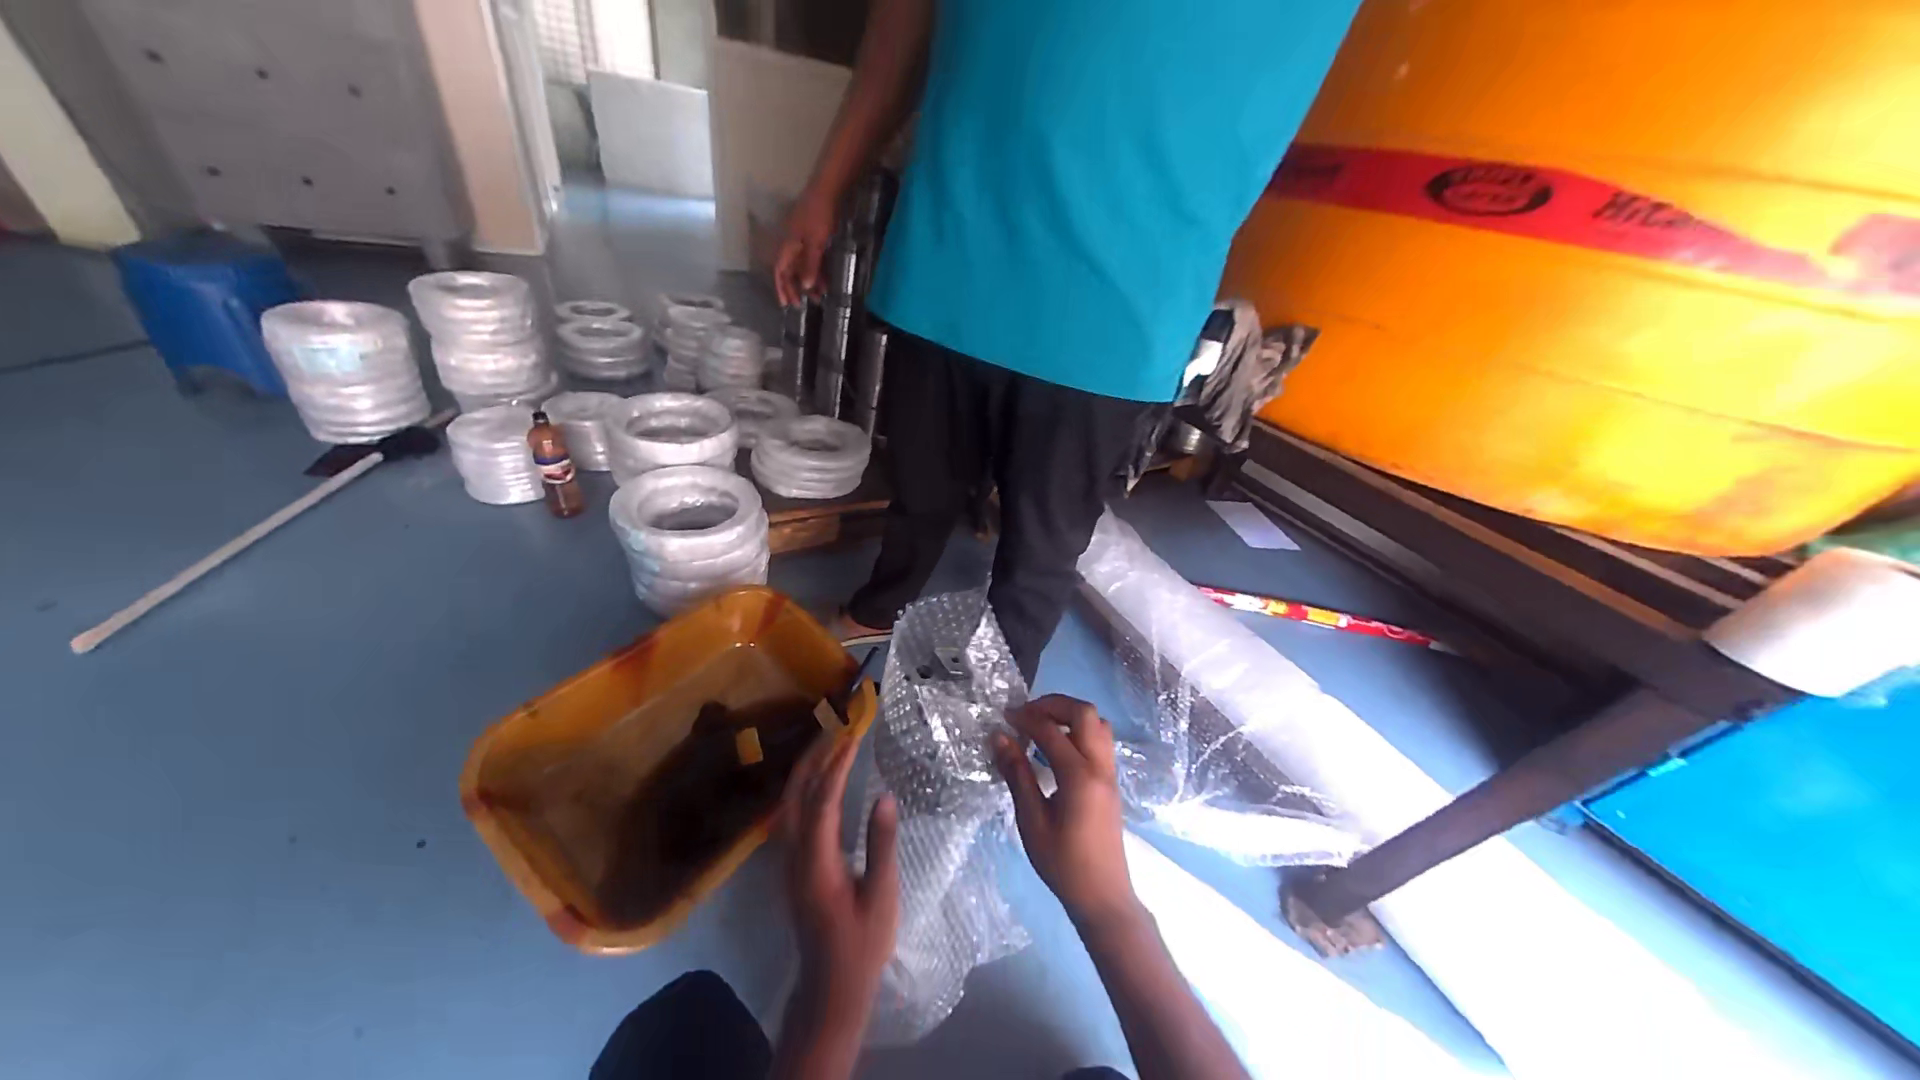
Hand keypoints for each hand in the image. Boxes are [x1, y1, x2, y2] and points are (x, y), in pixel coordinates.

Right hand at [773, 190, 838, 307]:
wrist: (828, 189)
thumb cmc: (819, 215)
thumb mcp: (816, 242)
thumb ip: (810, 264)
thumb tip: (806, 287)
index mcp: (788, 244)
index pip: (780, 270)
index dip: (782, 287)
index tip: (786, 304)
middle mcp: (792, 243)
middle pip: (790, 270)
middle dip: (795, 288)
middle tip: (803, 305)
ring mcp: (802, 239)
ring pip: (802, 265)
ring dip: (808, 281)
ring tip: (818, 297)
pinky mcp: (814, 236)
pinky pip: (812, 258)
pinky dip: (816, 271)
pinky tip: (824, 281)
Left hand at [781, 732, 899, 1009]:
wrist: (830, 986)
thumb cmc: (861, 943)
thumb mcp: (881, 896)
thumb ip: (881, 844)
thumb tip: (884, 797)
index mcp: (816, 861)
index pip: (823, 800)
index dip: (837, 765)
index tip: (853, 734)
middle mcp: (794, 855)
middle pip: (796, 793)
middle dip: (815, 756)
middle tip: (837, 725)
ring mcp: (788, 860)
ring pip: (790, 801)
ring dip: (807, 767)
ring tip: (829, 740)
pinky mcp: (792, 864)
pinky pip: (793, 812)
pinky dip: (805, 786)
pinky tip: (820, 777)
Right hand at [991, 695, 1140, 930]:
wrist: (1102, 897)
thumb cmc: (1063, 863)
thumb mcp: (1031, 820)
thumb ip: (1017, 774)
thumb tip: (1000, 737)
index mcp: (1079, 776)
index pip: (1051, 731)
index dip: (1026, 718)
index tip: (1004, 716)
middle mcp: (1100, 767)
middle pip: (1085, 713)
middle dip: (1054, 704)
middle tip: (1027, 714)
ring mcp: (1110, 773)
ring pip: (1098, 724)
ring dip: (1070, 715)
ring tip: (1041, 726)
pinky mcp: (1111, 782)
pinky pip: (1100, 740)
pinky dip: (1079, 731)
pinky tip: (1056, 748)